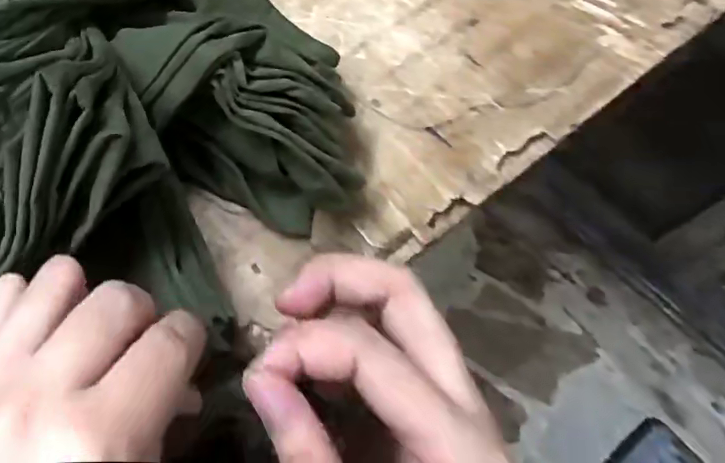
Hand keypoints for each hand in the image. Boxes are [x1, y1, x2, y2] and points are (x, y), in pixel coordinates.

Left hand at [0, 256, 207, 462]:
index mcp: (95, 441)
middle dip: (143, 317)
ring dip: (84, 299)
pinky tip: (41, 336)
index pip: (165, 348)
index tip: (190, 343)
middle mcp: (41, 394)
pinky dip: (30, 303)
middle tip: (142, 345)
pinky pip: (4, 292)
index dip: (188, 338)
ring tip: (89, 332)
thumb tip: (178, 386)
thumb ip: (159, 436)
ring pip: (58, 278)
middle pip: (116, 302)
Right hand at [242, 255, 508, 462]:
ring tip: (293, 327)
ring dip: (339, 298)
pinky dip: (346, 331)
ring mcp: (458, 405)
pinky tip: (316, 368)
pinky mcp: (438, 415)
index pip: (364, 347)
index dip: (299, 347)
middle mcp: (467, 406)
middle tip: (282, 304)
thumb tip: (258, 376)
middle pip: (401, 293)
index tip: (257, 377)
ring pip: (401, 305)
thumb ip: (307, 453)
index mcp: (457, 442)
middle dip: (332, 278)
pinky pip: (394, 342)